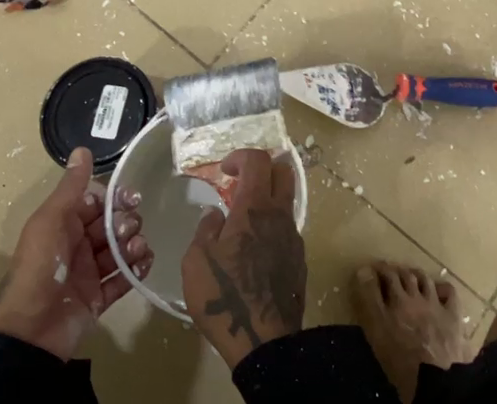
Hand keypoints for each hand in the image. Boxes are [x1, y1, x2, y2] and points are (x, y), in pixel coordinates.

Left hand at [0, 147, 152, 359]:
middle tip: (127, 230)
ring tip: (136, 249)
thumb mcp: (51, 220)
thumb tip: (82, 149)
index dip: (115, 199)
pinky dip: (136, 271)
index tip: (131, 198)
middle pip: (111, 226)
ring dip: (133, 245)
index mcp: (63, 226)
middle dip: (126, 222)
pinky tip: (143, 264)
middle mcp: (77, 246)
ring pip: (120, 251)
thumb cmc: (40, 268)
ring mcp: (89, 274)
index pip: (96, 204)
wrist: (32, 330)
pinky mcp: (99, 299)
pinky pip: (123, 280)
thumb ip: (71, 187)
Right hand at [181, 148, 305, 367]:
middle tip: (240, 183)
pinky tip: (254, 251)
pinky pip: (287, 230)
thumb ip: (206, 230)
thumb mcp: (197, 261)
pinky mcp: (299, 259)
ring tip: (242, 223)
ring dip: (267, 201)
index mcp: (254, 208)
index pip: (258, 161)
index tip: (224, 169)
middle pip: (284, 172)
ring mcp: (294, 237)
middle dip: (263, 169)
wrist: (264, 339)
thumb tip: (216, 214)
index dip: (241, 156)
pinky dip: (272, 227)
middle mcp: (280, 215)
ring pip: (287, 202)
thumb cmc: (225, 296)